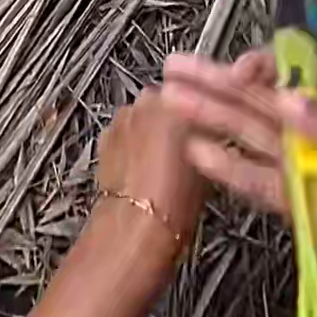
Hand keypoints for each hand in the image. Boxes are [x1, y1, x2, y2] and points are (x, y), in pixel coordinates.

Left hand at [95, 88, 206, 245]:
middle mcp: (146, 101)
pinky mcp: (106, 134)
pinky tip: (142, 164)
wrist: (135, 224)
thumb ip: (209, 137)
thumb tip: (210, 131)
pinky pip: (125, 130)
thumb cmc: (176, 199)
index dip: (199, 112)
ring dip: (151, 128)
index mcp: (176, 101)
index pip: (194, 92)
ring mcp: (123, 116)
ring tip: (163, 158)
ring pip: (143, 115)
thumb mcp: (208, 165)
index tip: (206, 127)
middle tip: (187, 144)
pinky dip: (132, 140)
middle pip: (166, 101)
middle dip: (174, 118)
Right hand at [161, 51, 316, 316]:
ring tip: (171, 100)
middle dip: (217, 82)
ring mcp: (304, 165)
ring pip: (248, 133)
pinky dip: (227, 166)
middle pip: (259, 98)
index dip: (261, 67)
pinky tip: (197, 152)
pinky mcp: (295, 203)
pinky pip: (255, 179)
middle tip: (175, 68)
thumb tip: (284, 97)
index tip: (235, 72)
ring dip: (211, 116)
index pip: (294, 71)